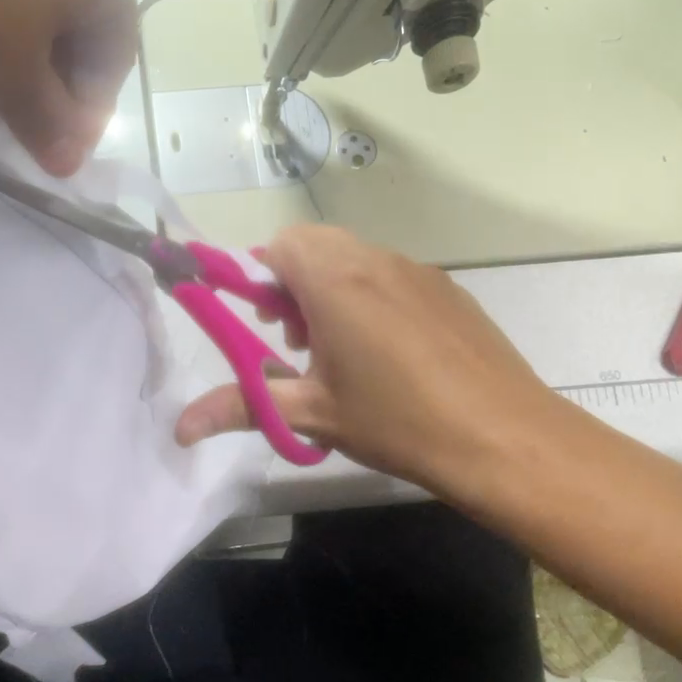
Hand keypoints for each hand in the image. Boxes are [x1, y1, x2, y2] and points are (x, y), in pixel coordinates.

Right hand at [176, 226, 563, 491]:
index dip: (261, 278)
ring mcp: (419, 272)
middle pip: (317, 246)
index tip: (266, 327)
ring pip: (355, 261)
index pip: (281, 244)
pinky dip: (371, 301)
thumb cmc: (396, 422)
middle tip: (298, 344)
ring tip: (341, 357)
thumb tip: (179, 429)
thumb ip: (241, 407)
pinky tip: (388, 360)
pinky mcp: (449, 291)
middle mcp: (377, 261)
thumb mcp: (311, 414)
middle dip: (294, 285)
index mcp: (336, 282)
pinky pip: (392, 278)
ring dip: (331, 294)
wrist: (501, 437)